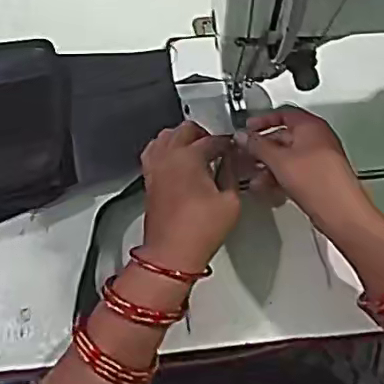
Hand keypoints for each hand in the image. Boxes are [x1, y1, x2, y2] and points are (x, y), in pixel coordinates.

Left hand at [139, 121, 239, 272]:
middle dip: (204, 135)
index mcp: (189, 156)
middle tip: (217, 147)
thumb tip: (231, 164)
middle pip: (186, 129)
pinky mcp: (149, 180)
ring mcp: (155, 167)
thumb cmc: (197, 231)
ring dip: (183, 139)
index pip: (213, 139)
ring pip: (166, 136)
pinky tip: (178, 161)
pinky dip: (167, 150)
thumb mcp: (231, 201)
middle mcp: (168, 157)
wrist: (171, 254)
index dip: (227, 143)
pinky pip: (155, 152)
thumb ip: (232, 174)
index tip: (234, 149)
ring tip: (198, 150)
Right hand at [237, 107, 383, 236]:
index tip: (249, 128)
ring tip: (256, 175)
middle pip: (284, 135)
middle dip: (264, 146)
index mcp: (311, 126)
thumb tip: (245, 137)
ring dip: (270, 165)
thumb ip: (258, 146)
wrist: (340, 211)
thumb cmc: (321, 182)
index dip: (263, 120)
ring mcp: (320, 159)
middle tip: (248, 153)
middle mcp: (318, 139)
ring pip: (289, 156)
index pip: (283, 113)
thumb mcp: (279, 160)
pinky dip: (280, 176)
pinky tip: (269, 187)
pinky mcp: (319, 177)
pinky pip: (295, 171)